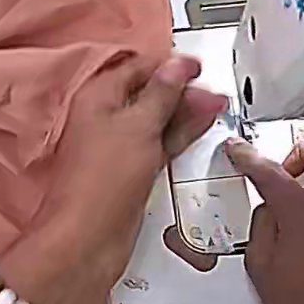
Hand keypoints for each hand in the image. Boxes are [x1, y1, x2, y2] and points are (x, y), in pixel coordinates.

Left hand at [0, 53, 225, 303]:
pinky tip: (196, 132)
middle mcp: (104, 121)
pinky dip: (177, 138)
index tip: (196, 67)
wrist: (89, 239)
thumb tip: (177, 66)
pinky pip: (156, 147)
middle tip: (211, 92)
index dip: (168, 65)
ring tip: (214, 108)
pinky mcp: (129, 174)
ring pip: (155, 122)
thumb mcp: (138, 125)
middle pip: (148, 94)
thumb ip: (162, 94)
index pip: (137, 67)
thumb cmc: (102, 183)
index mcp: (98, 98)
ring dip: (183, 114)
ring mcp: (117, 149)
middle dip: (181, 90)